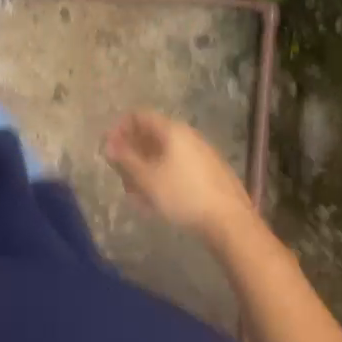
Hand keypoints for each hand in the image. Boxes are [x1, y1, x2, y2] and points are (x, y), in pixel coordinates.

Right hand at [103, 110, 253, 239]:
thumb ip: (124, 158)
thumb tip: (108, 144)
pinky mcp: (214, 175)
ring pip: (165, 156)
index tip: (109, 149)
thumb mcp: (145, 178)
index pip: (138, 116)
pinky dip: (164, 178)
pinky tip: (159, 201)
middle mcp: (189, 137)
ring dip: (146, 170)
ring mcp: (204, 156)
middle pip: (151, 137)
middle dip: (132, 154)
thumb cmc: (183, 195)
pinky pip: (181, 168)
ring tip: (137, 195)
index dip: (119, 129)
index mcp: (172, 131)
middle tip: (121, 175)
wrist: (233, 225)